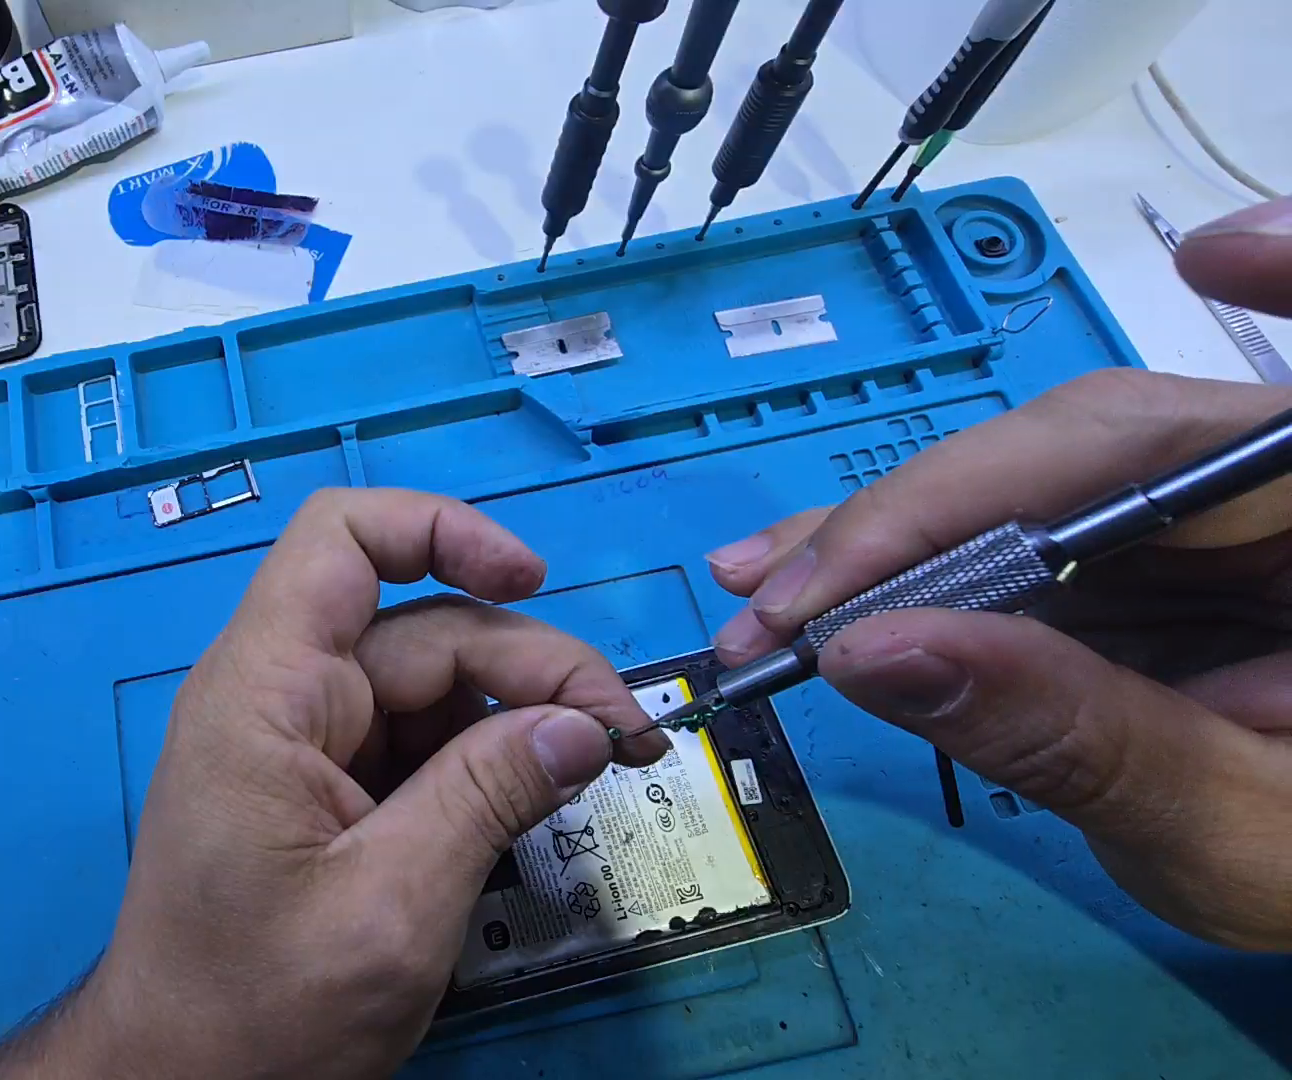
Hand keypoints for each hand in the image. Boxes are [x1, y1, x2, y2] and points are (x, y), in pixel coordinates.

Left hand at [0, 490, 667, 1078]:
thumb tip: (582, 729)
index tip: (529, 580)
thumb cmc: (257, 1010)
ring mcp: (312, 733)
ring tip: (596, 761)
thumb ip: (485, 800)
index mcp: (267, 688)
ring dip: (520, 711)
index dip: (439, 529)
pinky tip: (537, 789)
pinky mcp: (335, 775)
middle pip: (422, 625)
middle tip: (623, 735)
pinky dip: (487, 753)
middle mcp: (286, 689)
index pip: (341, 539)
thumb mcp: (389, 909)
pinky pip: (424, 733)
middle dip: (530, 665)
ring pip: (434, 678)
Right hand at [701, 197, 1291, 950]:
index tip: (1218, 251)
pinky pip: (974, 540)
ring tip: (752, 591)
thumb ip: (1074, 737)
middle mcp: (1259, 500)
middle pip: (1077, 454)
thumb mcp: (1235, 841)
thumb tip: (863, 648)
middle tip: (778, 598)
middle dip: (910, 516)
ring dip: (861, 542)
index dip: (1289, 297)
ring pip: (998, 490)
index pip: (1231, 441)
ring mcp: (1172, 527)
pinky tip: (798, 583)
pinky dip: (879, 568)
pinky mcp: (1097, 558)